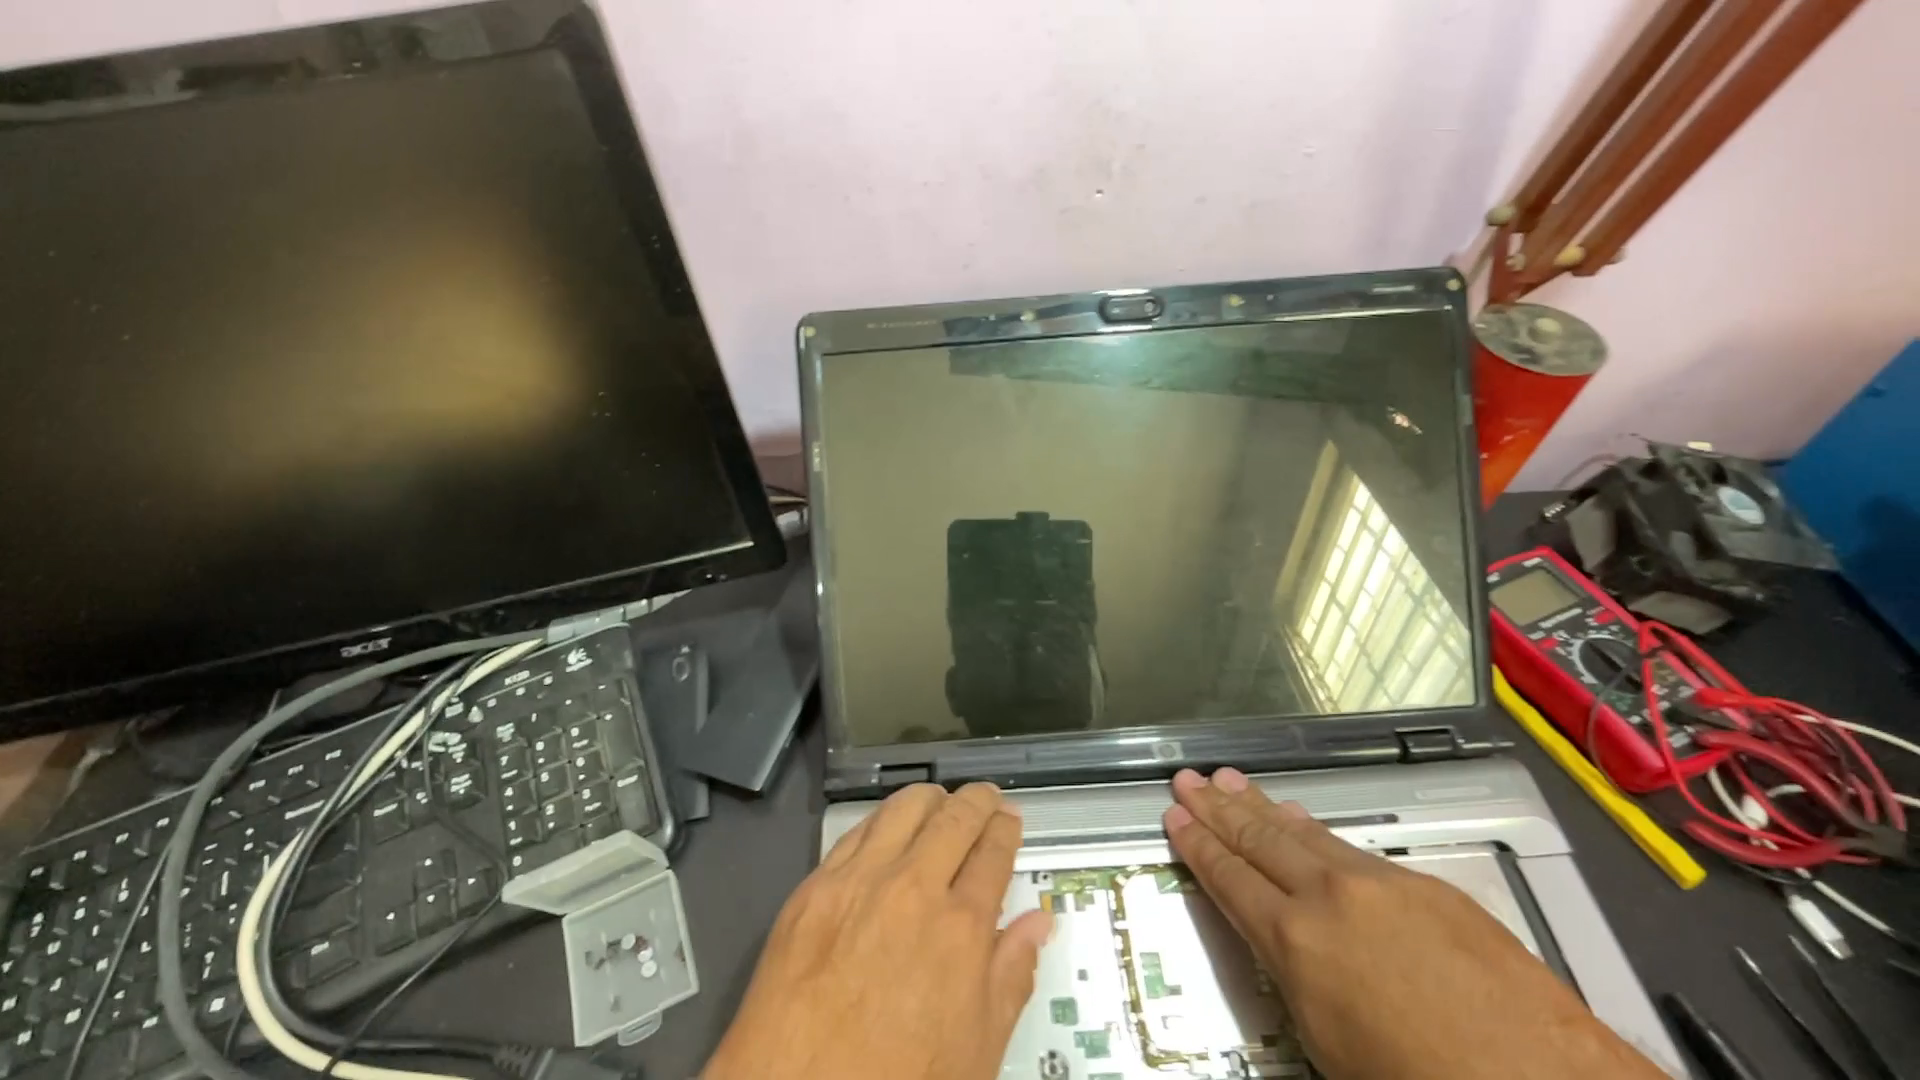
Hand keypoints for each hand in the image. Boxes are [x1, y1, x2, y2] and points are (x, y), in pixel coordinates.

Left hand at [703, 783, 1050, 1079]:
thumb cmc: (898, 1077)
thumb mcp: (977, 1046)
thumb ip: (1011, 974)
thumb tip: (1038, 922)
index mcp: (961, 926)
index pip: (993, 853)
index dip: (1006, 830)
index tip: (1010, 820)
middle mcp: (912, 889)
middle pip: (954, 819)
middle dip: (977, 802)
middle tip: (985, 797)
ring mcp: (858, 882)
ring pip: (902, 811)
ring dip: (929, 798)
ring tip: (939, 799)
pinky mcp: (813, 888)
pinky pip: (854, 834)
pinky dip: (880, 820)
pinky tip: (885, 826)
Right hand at [1164, 767, 1667, 1079]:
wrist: (1537, 1078)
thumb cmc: (1417, 1079)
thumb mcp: (1327, 1045)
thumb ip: (1295, 980)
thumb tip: (1284, 948)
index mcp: (1294, 943)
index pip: (1229, 880)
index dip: (1198, 846)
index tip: (1175, 818)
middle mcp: (1328, 897)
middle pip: (1258, 839)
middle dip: (1218, 808)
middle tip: (1189, 779)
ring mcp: (1379, 883)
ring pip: (1302, 832)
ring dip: (1261, 806)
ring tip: (1230, 781)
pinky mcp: (1425, 884)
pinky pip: (1349, 846)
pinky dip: (1312, 829)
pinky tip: (1300, 818)